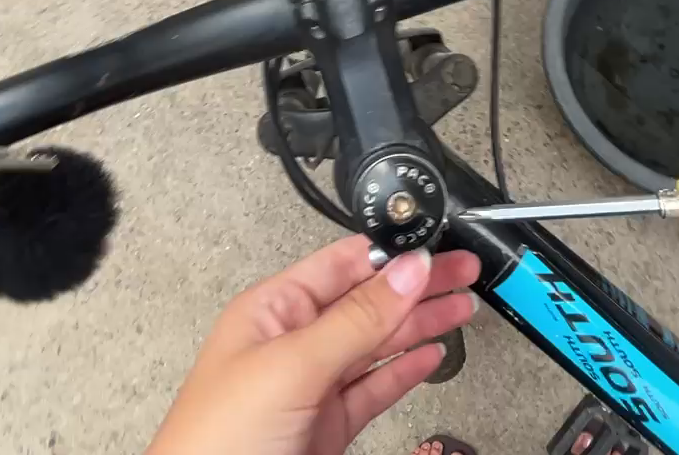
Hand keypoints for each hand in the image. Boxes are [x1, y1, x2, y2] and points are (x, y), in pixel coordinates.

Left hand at [145, 236, 479, 454]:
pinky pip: (375, 387)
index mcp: (274, 308)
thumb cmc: (214, 443)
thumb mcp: (291, 366)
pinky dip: (406, 370)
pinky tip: (430, 354)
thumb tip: (405, 269)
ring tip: (462, 306)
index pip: (344, 264)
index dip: (392, 252)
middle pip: (369, 300)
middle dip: (418, 284)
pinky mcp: (326, 427)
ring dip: (421, 323)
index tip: (434, 244)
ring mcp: (312, 385)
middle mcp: (294, 341)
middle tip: (464, 270)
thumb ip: (355, 319)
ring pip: (378, 343)